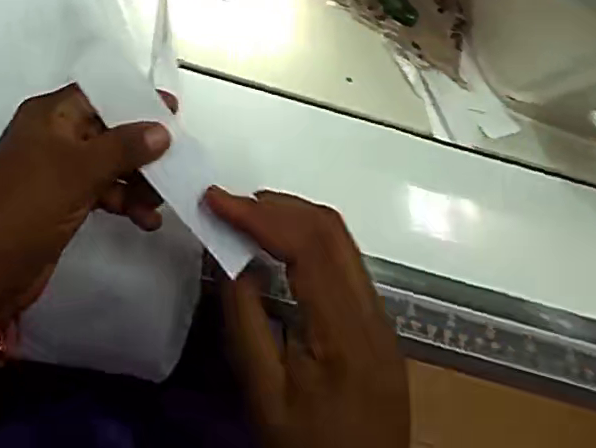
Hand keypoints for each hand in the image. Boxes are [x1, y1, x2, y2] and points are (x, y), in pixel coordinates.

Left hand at [0, 84, 173, 323]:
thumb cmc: (28, 207)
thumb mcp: (78, 171)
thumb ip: (123, 147)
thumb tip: (161, 130)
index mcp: (50, 115)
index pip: (99, 95)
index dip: (135, 100)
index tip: (172, 110)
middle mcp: (54, 136)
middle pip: (108, 129)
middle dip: (142, 146)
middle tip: (177, 158)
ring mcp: (58, 170)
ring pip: (108, 162)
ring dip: (137, 179)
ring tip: (162, 199)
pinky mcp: (62, 200)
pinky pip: (102, 190)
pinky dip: (123, 201)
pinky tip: (146, 220)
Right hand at [207, 188, 408, 447]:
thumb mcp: (264, 396)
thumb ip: (244, 320)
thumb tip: (228, 255)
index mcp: (347, 334)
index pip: (307, 246)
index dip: (257, 214)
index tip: (214, 199)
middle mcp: (374, 315)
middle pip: (330, 230)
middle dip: (275, 205)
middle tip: (228, 204)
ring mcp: (381, 317)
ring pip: (341, 238)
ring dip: (292, 216)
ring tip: (247, 216)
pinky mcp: (378, 323)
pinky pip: (344, 258)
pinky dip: (307, 236)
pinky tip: (279, 243)